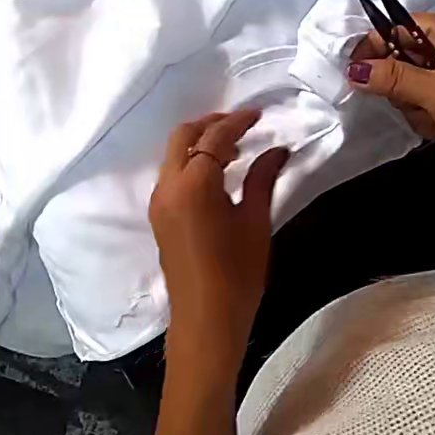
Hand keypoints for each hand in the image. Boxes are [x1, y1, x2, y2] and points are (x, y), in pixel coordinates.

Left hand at [148, 109, 290, 369]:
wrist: (205, 320)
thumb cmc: (237, 274)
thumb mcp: (254, 223)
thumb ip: (262, 179)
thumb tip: (276, 150)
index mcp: (193, 185)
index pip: (213, 137)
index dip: (238, 122)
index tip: (259, 114)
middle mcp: (167, 187)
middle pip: (182, 136)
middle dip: (211, 124)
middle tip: (243, 126)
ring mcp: (158, 203)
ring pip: (173, 155)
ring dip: (199, 143)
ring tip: (234, 150)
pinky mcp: (158, 217)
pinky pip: (171, 175)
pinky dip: (191, 163)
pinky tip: (217, 174)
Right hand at [348, 13, 434, 194]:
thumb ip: (394, 79)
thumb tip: (353, 69)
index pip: (404, 27)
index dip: (377, 45)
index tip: (354, 68)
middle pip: (402, 60)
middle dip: (401, 85)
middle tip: (413, 100)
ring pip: (408, 89)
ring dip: (415, 108)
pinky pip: (422, 107)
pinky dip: (427, 120)